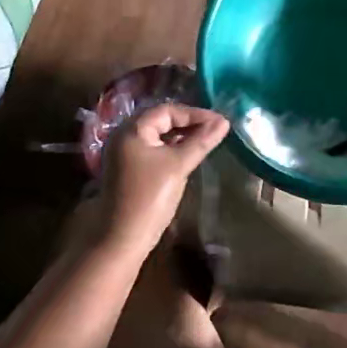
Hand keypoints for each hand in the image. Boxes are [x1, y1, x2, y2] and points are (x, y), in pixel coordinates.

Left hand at [87, 103, 229, 251]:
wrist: (123, 237)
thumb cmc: (150, 197)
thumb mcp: (178, 166)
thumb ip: (200, 141)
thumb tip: (224, 122)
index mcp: (131, 130)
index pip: (166, 110)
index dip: (194, 114)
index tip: (220, 122)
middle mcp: (123, 136)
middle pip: (159, 120)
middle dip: (188, 123)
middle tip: (214, 129)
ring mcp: (123, 153)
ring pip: (156, 135)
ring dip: (180, 136)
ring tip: (205, 140)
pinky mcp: (128, 169)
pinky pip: (152, 149)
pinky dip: (170, 148)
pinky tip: (187, 155)